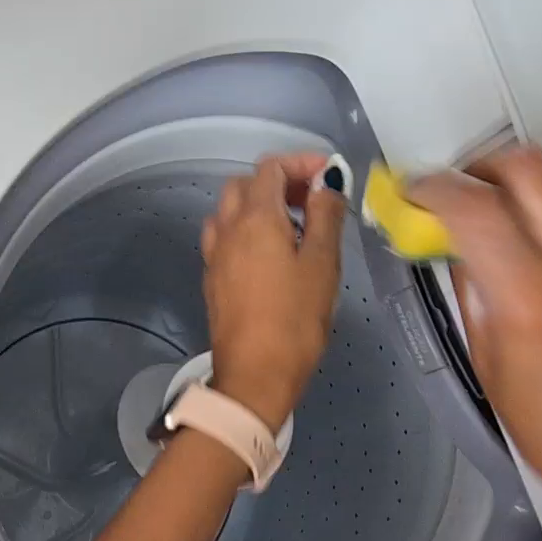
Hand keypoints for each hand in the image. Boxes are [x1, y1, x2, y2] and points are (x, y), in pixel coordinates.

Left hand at [200, 153, 345, 427]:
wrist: (255, 377)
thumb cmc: (295, 321)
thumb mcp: (323, 264)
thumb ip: (326, 215)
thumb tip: (325, 182)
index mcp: (255, 219)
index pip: (270, 168)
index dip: (300, 163)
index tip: (328, 178)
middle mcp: (227, 231)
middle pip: (244, 186)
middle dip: (278, 183)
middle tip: (311, 204)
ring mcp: (215, 258)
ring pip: (228, 213)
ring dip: (257, 209)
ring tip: (290, 231)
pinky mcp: (213, 284)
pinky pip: (224, 242)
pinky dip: (245, 234)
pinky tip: (268, 259)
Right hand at [407, 146, 541, 522]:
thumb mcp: (487, 361)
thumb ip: (474, 296)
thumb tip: (460, 255)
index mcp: (528, 292)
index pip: (473, 208)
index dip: (434, 191)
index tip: (416, 194)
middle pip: (529, 166)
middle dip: (483, 167)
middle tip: (460, 191)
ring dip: (524, 184)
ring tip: (500, 216)